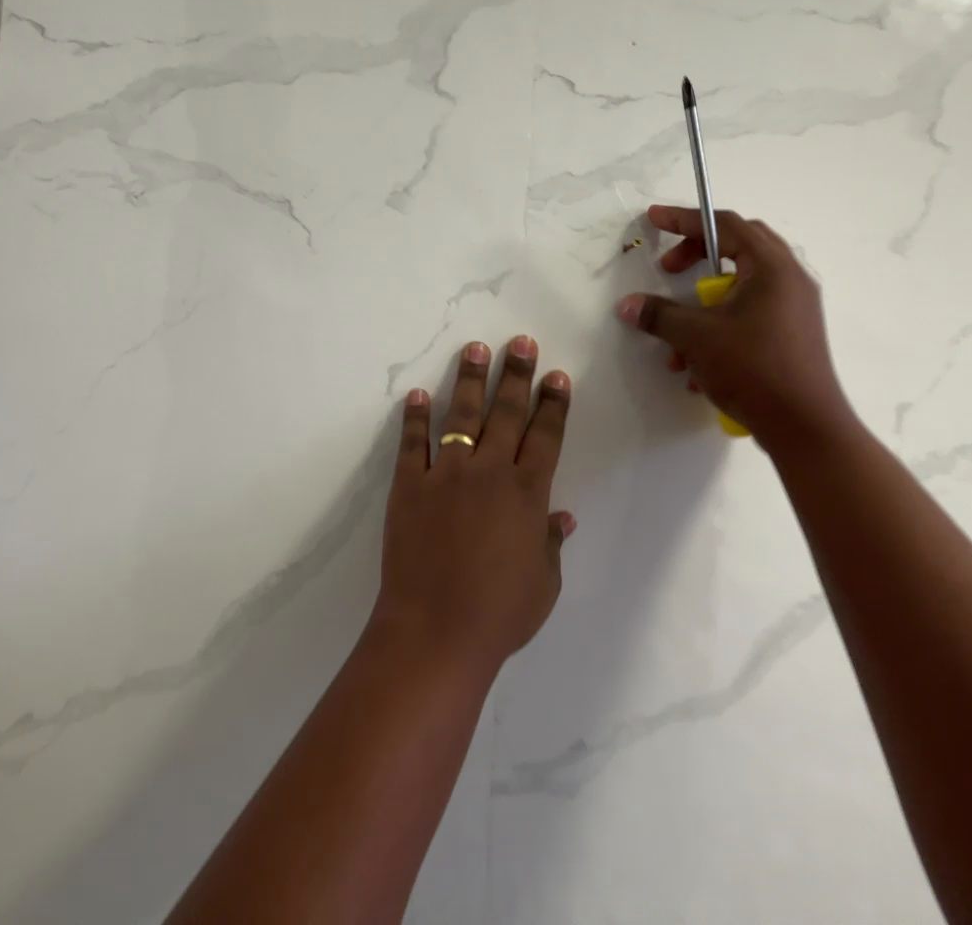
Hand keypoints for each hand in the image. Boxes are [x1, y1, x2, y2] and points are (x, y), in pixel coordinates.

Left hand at [375, 336, 572, 672]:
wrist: (437, 629)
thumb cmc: (500, 613)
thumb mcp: (543, 583)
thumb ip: (551, 545)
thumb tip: (562, 519)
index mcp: (529, 493)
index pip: (546, 436)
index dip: (554, 404)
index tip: (557, 376)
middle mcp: (490, 472)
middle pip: (507, 412)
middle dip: (516, 374)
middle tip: (519, 342)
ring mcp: (446, 475)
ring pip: (462, 417)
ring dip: (470, 380)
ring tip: (475, 349)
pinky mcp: (409, 487)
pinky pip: (413, 444)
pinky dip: (415, 418)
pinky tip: (418, 395)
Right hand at [616, 204, 852, 445]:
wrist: (804, 425)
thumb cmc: (753, 369)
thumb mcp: (697, 338)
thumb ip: (660, 315)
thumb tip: (629, 304)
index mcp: (772, 267)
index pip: (726, 225)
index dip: (686, 220)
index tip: (654, 219)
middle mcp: (789, 279)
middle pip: (737, 250)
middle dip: (695, 259)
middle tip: (667, 272)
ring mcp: (795, 308)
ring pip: (741, 289)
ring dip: (703, 307)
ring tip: (676, 340)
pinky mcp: (793, 335)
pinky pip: (751, 316)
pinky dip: (721, 329)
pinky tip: (698, 367)